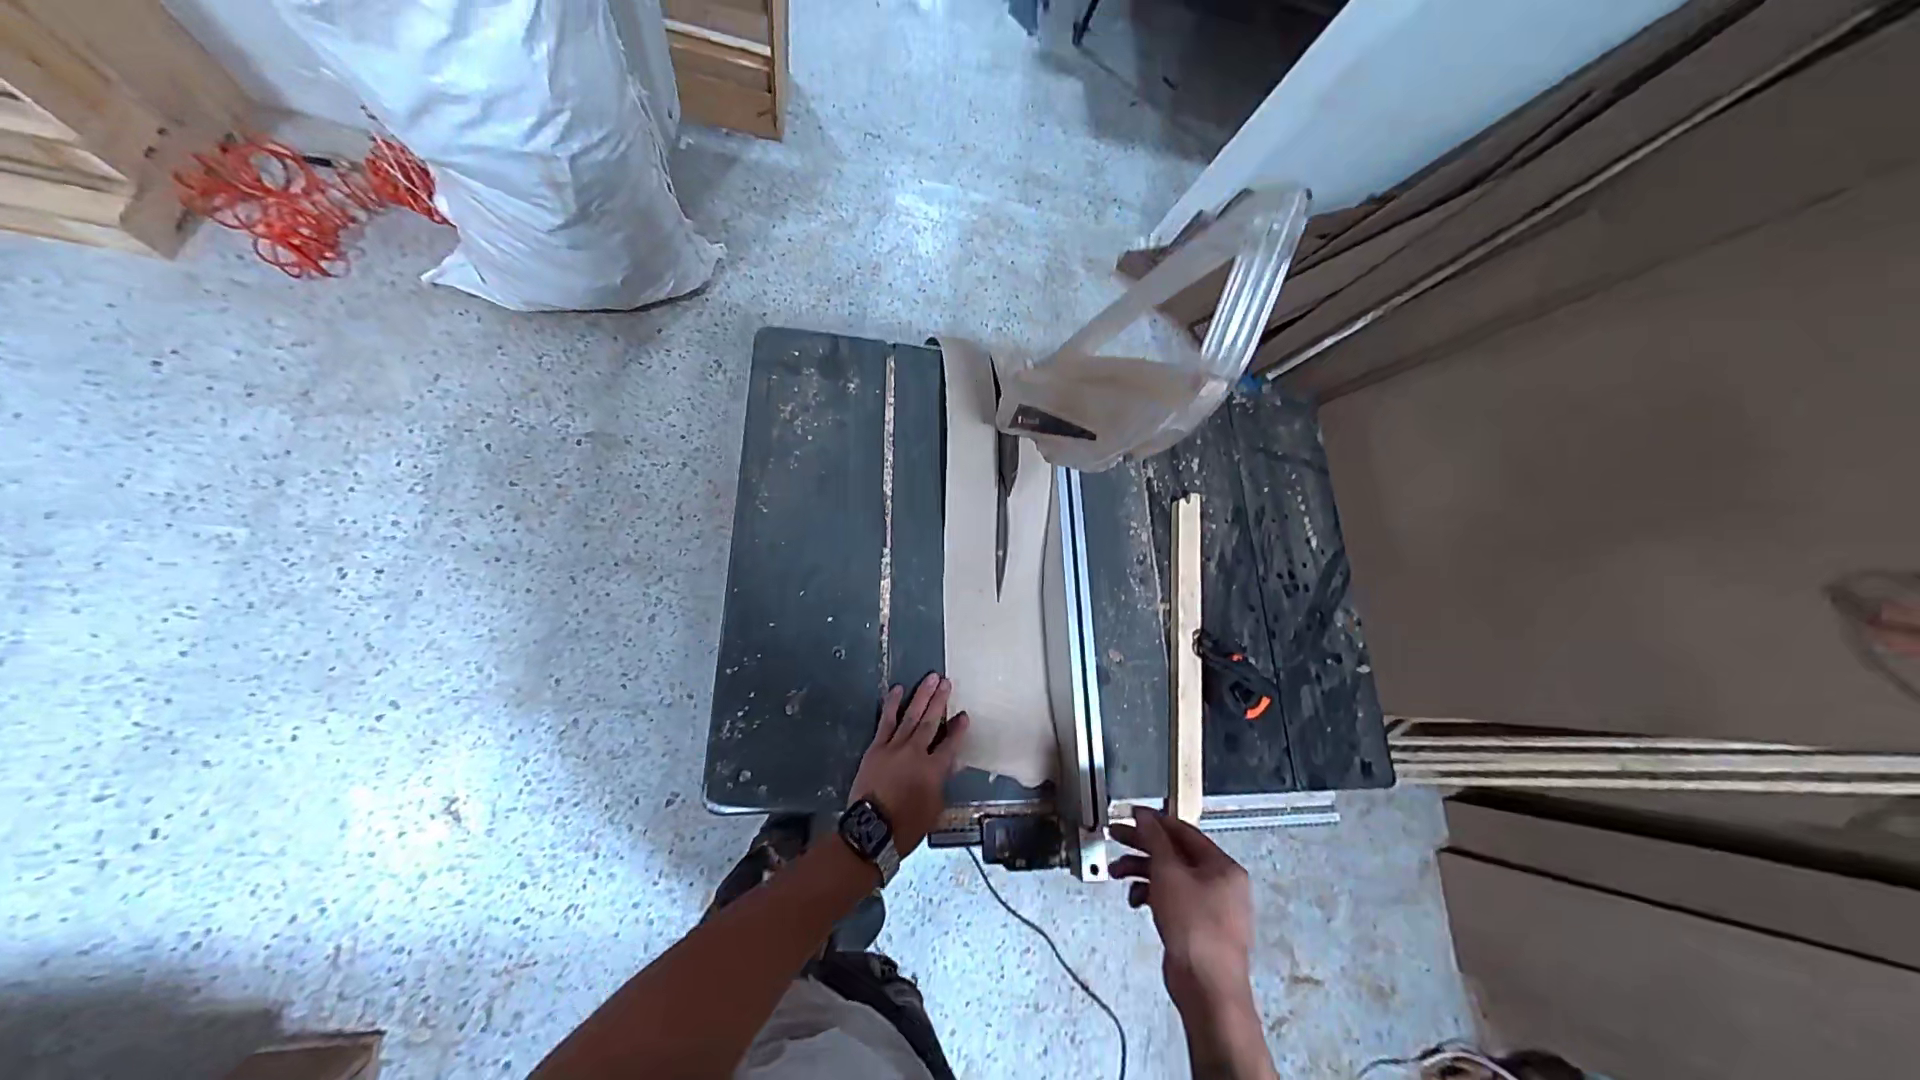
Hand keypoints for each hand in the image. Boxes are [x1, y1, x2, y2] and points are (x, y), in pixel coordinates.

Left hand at [847, 673, 969, 857]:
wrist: (871, 829)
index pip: (950, 744)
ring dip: (922, 696)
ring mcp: (895, 747)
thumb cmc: (906, 826)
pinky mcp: (876, 747)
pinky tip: (898, 690)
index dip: (958, 729)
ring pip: (911, 715)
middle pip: (931, 722)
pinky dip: (892, 704)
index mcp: (934, 770)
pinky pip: (886, 721)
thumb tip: (949, 766)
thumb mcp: (934, 809)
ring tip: (931, 678)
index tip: (963, 715)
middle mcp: (916, 752)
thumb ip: (941, 784)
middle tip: (947, 682)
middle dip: (940, 701)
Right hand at [1109, 806, 1255, 1014]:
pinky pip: (1173, 899)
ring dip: (1142, 871)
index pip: (1183, 831)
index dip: (1154, 821)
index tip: (1130, 814)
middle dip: (1142, 846)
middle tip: (1115, 836)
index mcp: (1222, 866)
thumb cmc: (1194, 927)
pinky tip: (1137, 900)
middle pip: (1175, 853)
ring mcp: (1211, 906)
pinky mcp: (1198, 927)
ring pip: (1171, 877)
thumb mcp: (1169, 873)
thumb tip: (1145, 816)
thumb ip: (1155, 840)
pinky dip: (1153, 895)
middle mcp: (1221, 883)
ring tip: (1117, 872)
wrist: (1206, 987)